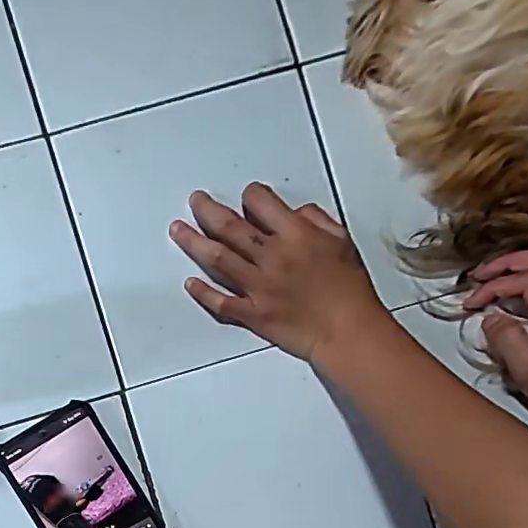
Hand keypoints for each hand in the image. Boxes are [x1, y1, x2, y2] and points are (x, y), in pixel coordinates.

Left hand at [170, 183, 392, 361]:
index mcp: (295, 234)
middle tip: (194, 201)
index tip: (244, 197)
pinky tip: (190, 283)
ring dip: (193, 242)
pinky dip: (203, 292)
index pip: (260, 203)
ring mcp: (258, 287)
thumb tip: (295, 212)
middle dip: (207, 210)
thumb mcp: (341, 242)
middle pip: (229, 227)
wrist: (347, 332)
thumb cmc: (350, 290)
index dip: (250, 196)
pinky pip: (221, 302)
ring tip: (177, 230)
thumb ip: (315, 221)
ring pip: (217, 259)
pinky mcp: (252, 314)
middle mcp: (271, 257)